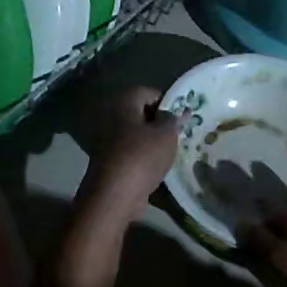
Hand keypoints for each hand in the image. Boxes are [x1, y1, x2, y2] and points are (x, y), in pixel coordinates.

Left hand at [81, 86, 179, 217]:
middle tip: (178, 132)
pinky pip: (130, 152)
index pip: (147, 92)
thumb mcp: (167, 134)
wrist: (114, 194)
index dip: (166, 101)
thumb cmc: (142, 156)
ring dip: (151, 141)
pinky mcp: (107, 161)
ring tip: (170, 150)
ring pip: (134, 134)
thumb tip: (177, 113)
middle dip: (159, 121)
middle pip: (139, 113)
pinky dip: (142, 156)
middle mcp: (110, 116)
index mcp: (122, 102)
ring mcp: (105, 140)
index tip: (181, 115)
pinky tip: (157, 166)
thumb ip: (174, 120)